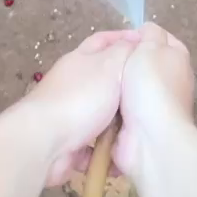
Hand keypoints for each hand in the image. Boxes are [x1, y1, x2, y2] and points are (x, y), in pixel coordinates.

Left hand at [16, 29, 139, 185]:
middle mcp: (73, 84)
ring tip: (144, 128)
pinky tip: (124, 157)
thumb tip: (135, 40)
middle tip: (152, 93)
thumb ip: (123, 52)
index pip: (103, 41)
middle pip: (103, 79)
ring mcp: (69, 114)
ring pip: (100, 115)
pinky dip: (106, 152)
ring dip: (118, 123)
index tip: (147, 44)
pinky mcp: (68, 143)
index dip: (123, 38)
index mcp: (81, 60)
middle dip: (125, 86)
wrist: (45, 140)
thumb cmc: (81, 97)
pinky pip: (93, 147)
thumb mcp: (109, 65)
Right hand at [113, 22, 193, 178]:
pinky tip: (98, 97)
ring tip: (97, 76)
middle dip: (124, 60)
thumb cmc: (151, 84)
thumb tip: (147, 31)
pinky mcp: (139, 124)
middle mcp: (169, 81)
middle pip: (143, 63)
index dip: (143, 34)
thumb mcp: (151, 46)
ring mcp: (154, 104)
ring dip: (115, 83)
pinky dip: (111, 103)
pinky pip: (121, 107)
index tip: (122, 37)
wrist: (149, 136)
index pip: (162, 39)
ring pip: (129, 84)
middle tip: (104, 56)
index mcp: (177, 60)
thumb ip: (150, 33)